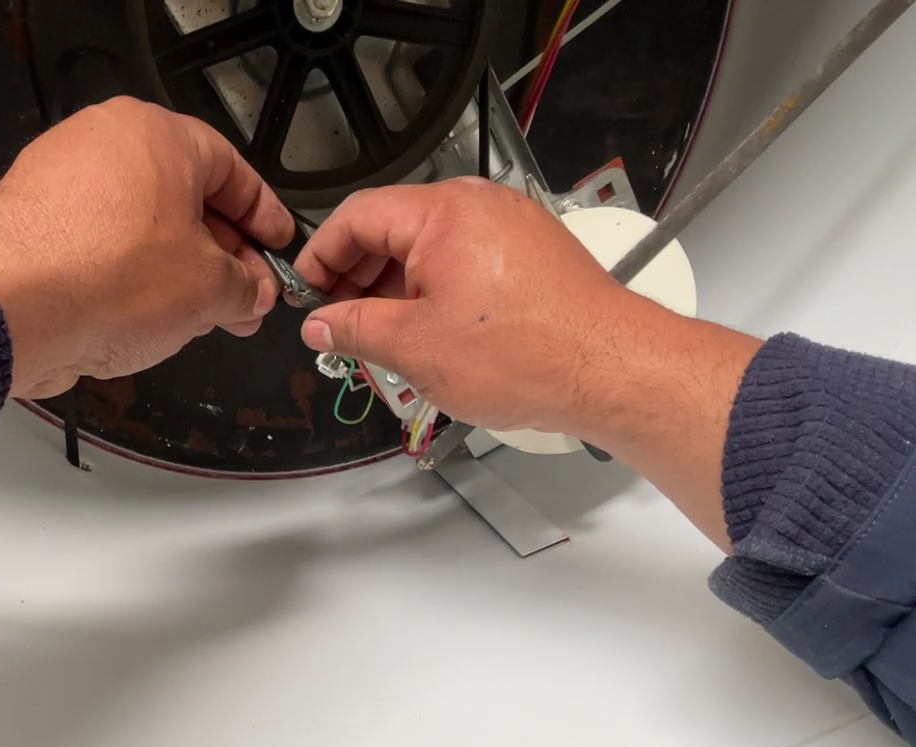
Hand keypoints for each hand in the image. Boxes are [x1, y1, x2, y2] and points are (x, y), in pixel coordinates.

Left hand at [0, 98, 296, 398]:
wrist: (12, 306)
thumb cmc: (113, 276)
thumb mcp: (208, 287)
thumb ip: (244, 288)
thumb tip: (254, 295)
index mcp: (157, 136)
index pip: (231, 169)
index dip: (264, 215)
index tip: (278, 248)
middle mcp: (106, 148)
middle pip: (187, 202)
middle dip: (225, 258)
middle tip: (249, 300)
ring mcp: (66, 190)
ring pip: (145, 233)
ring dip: (183, 278)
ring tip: (208, 320)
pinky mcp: (39, 234)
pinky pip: (106, 254)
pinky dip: (137, 285)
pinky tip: (155, 323)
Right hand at [293, 178, 761, 548]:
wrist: (610, 371)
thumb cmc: (520, 355)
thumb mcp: (414, 346)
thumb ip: (354, 329)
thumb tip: (318, 326)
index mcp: (443, 213)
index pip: (357, 217)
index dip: (320, 257)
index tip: (305, 295)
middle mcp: (476, 207)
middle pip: (391, 232)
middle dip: (355, 280)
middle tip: (339, 327)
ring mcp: (506, 228)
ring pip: (425, 252)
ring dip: (392, 294)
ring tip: (380, 342)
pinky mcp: (525, 255)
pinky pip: (460, 265)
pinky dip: (430, 296)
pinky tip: (423, 337)